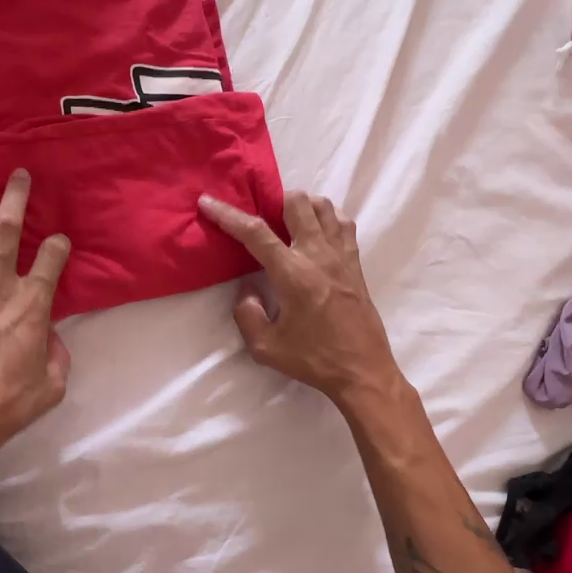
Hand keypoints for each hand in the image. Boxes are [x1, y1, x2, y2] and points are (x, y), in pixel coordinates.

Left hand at [0, 169, 71, 478]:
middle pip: (7, 235)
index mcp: (32, 310)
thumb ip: (57, 356)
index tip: (60, 242)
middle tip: (18, 175)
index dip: (59, 246)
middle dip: (14, 200)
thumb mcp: (52, 387)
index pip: (51, 262)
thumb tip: (49, 338)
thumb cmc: (8, 407)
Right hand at [198, 191, 400, 405]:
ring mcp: (342, 255)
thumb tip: (246, 290)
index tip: (208, 202)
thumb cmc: (313, 360)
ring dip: (301, 207)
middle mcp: (318, 255)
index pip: (255, 232)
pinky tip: (315, 234)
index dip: (228, 214)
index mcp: (293, 273)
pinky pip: (343, 223)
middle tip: (260, 219)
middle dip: (272, 202)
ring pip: (323, 206)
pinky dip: (326, 218)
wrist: (362, 370)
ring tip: (287, 224)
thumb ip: (247, 314)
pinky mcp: (356, 263)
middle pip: (296, 203)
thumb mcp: (265, 347)